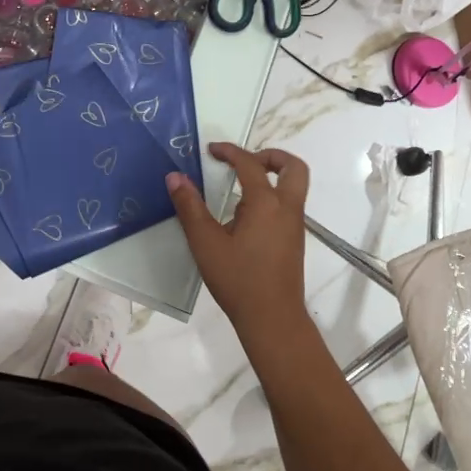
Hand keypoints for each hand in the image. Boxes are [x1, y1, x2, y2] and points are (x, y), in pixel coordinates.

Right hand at [167, 142, 311, 338]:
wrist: (273, 320)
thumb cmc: (238, 279)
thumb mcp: (206, 243)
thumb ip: (190, 207)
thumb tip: (175, 177)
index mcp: (266, 203)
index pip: (250, 163)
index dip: (230, 151)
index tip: (211, 150)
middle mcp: (287, 209)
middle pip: (292, 168)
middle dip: (270, 156)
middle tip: (244, 161)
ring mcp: (295, 226)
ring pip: (293, 187)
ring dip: (270, 177)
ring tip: (239, 188)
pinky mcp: (294, 241)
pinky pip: (288, 205)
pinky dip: (271, 196)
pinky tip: (245, 216)